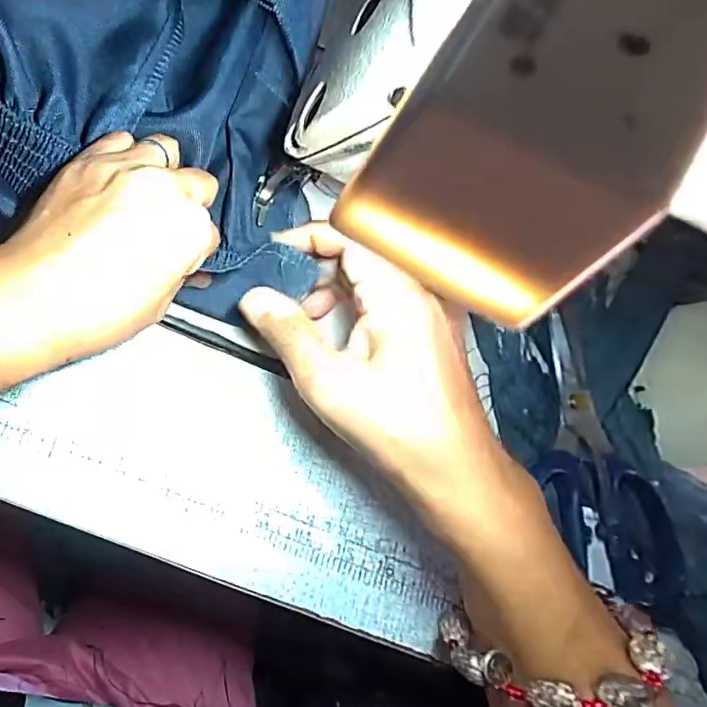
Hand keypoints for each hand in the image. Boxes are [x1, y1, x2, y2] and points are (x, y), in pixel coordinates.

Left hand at [0, 131, 219, 378]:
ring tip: (140, 195)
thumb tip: (178, 264)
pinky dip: (123, 156)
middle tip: (160, 226)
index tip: (173, 256)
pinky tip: (112, 179)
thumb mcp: (154, 307)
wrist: (30, 296)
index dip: (190, 248)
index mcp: (190, 229)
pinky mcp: (88, 160)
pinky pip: (120, 141)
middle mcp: (165, 188)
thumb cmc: (92, 313)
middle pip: (196, 183)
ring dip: (159, 171)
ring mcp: (125, 168)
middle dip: (184, 205)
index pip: (208, 233)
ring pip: (163, 150)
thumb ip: (175, 274)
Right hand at [239, 222, 546, 558]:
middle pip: (357, 252)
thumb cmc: (396, 427)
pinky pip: (379, 297)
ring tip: (297, 315)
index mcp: (401, 295)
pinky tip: (326, 330)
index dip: (302, 240)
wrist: (451, 468)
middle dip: (309, 267)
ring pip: (367, 275)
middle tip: (274, 292)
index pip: (348, 237)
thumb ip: (286, 330)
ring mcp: (426, 311)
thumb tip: (255, 298)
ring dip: (325, 286)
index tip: (268, 258)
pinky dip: (345, 303)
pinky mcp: (423, 330)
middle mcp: (420, 293)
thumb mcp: (325, 379)